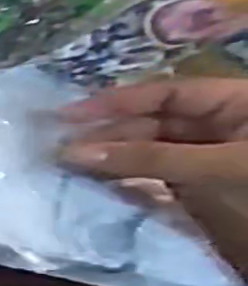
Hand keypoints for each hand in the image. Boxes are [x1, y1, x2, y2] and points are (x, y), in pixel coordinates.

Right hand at [59, 79, 247, 183]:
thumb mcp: (225, 164)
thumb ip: (151, 157)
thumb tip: (70, 153)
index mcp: (239, 105)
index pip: (167, 94)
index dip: (115, 102)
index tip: (62, 116)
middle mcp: (220, 127)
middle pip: (148, 126)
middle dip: (102, 139)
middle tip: (56, 153)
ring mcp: (208, 160)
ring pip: (144, 154)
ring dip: (106, 163)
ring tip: (65, 172)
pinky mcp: (199, 190)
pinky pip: (151, 182)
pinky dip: (122, 186)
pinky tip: (95, 191)